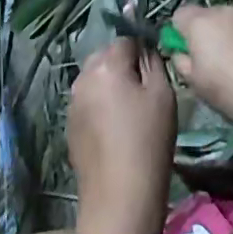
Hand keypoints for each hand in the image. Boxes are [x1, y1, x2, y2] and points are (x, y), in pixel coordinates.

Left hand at [67, 39, 175, 233]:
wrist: (119, 194)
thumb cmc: (149, 140)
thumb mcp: (163, 95)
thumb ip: (153, 62)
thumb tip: (144, 48)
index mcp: (105, 64)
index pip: (126, 39)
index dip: (143, 53)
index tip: (155, 75)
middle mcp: (82, 77)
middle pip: (106, 56)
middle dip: (123, 66)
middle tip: (144, 94)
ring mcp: (72, 101)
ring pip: (95, 79)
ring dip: (111, 86)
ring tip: (130, 114)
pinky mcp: (69, 123)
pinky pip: (88, 101)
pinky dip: (101, 106)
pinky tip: (115, 130)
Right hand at [170, 6, 232, 149]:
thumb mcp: (201, 89)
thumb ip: (184, 65)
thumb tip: (184, 54)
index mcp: (202, 24)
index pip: (180, 15)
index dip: (183, 35)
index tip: (193, 57)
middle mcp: (228, 9)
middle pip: (211, 17)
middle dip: (212, 35)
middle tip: (223, 67)